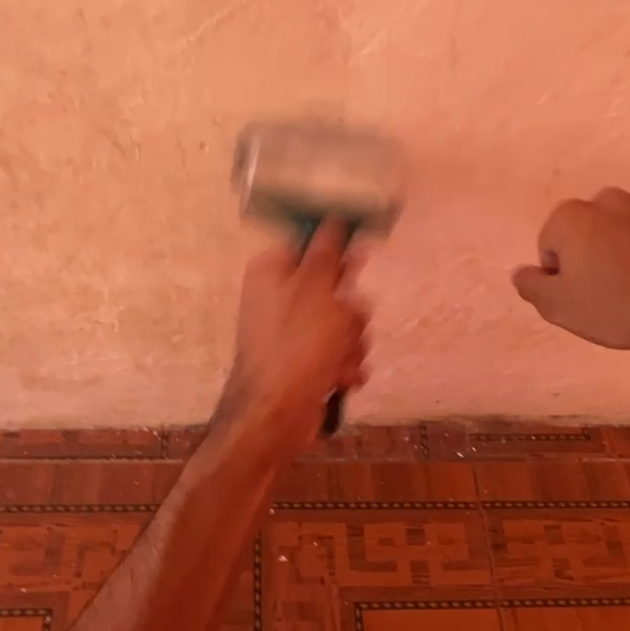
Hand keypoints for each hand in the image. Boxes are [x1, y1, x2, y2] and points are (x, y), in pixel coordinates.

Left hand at [218, 222, 369, 436]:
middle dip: (350, 313)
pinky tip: (339, 379)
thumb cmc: (296, 345)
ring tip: (338, 361)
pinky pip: (341, 351)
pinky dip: (345, 365)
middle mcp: (280, 297)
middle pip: (337, 287)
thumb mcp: (316, 288)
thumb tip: (334, 215)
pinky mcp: (306, 361)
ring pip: (345, 323)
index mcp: (273, 270)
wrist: (276, 415)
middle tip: (343, 326)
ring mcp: (293, 332)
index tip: (356, 268)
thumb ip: (328, 250)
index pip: (313, 245)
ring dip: (351, 343)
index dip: (338, 257)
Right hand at [512, 187, 629, 357]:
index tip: (580, 294)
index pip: (551, 243)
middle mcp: (611, 201)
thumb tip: (521, 271)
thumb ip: (531, 285)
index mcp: (573, 217)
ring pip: (627, 228)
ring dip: (627, 250)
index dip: (561, 272)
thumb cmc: (618, 308)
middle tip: (607, 290)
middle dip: (593, 253)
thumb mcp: (559, 307)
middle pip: (589, 229)